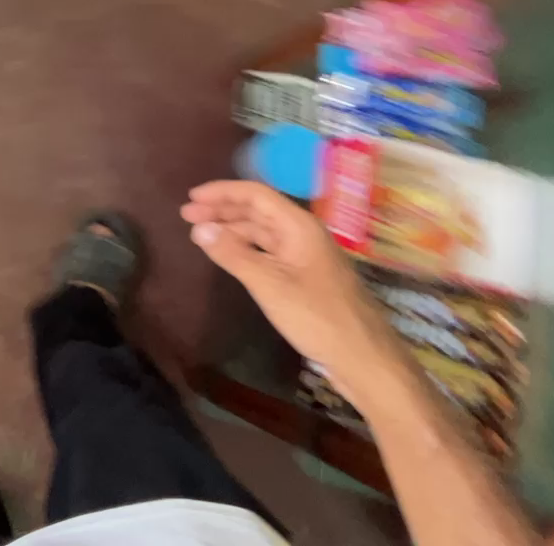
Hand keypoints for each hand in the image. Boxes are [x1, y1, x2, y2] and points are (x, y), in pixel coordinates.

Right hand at [180, 180, 401, 398]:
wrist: (366, 361)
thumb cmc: (318, 317)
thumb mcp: (269, 284)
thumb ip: (232, 254)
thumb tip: (199, 228)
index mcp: (299, 227)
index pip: (255, 195)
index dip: (222, 192)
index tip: (191, 198)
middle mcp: (304, 234)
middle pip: (258, 210)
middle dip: (222, 209)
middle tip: (187, 215)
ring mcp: (307, 256)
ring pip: (263, 231)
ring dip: (232, 229)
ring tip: (201, 234)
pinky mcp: (307, 277)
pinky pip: (270, 251)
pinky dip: (246, 248)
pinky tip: (230, 256)